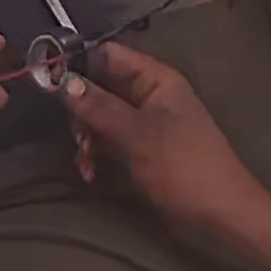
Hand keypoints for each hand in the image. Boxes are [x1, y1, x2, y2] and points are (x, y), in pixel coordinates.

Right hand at [61, 42, 270, 227]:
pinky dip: (96, 152)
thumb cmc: (184, 167)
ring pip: (99, 114)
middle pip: (98, 85)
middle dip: (80, 109)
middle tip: (75, 134)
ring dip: (86, 136)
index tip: (47, 77)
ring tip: (85, 162)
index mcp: (155, 79)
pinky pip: (108, 138)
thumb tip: (62, 82)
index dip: (77, 61)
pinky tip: (91, 172)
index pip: (107, 54)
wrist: (223, 216)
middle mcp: (148, 94)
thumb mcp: (136, 134)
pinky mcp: (140, 145)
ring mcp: (144, 120)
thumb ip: (97, 106)